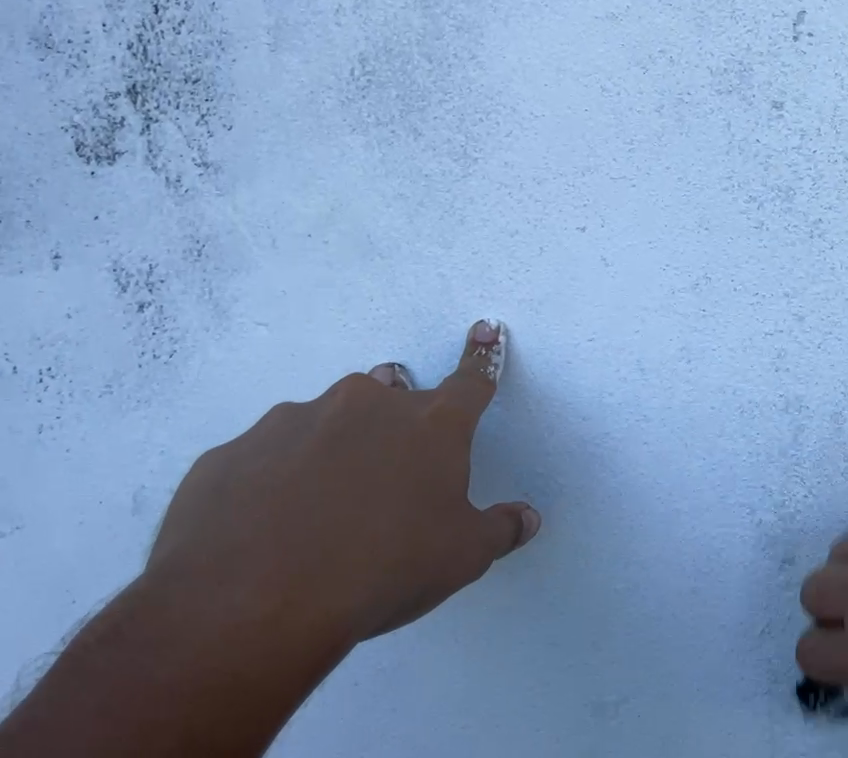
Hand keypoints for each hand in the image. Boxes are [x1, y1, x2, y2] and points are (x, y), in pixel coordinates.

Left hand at [144, 320, 540, 646]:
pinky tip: (268, 527)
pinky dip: (274, 478)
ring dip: (333, 445)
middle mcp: (365, 406)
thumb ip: (500, 529)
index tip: (484, 331)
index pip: (471, 379)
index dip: (482, 357)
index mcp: (431, 424)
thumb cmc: (380, 572)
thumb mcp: (461, 557)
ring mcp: (289, 424)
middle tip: (388, 467)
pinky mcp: (227, 456)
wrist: (244, 612)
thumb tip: (525, 519)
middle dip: (394, 417)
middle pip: (391, 392)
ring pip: (324, 419)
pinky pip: (263, 457)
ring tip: (321, 505)